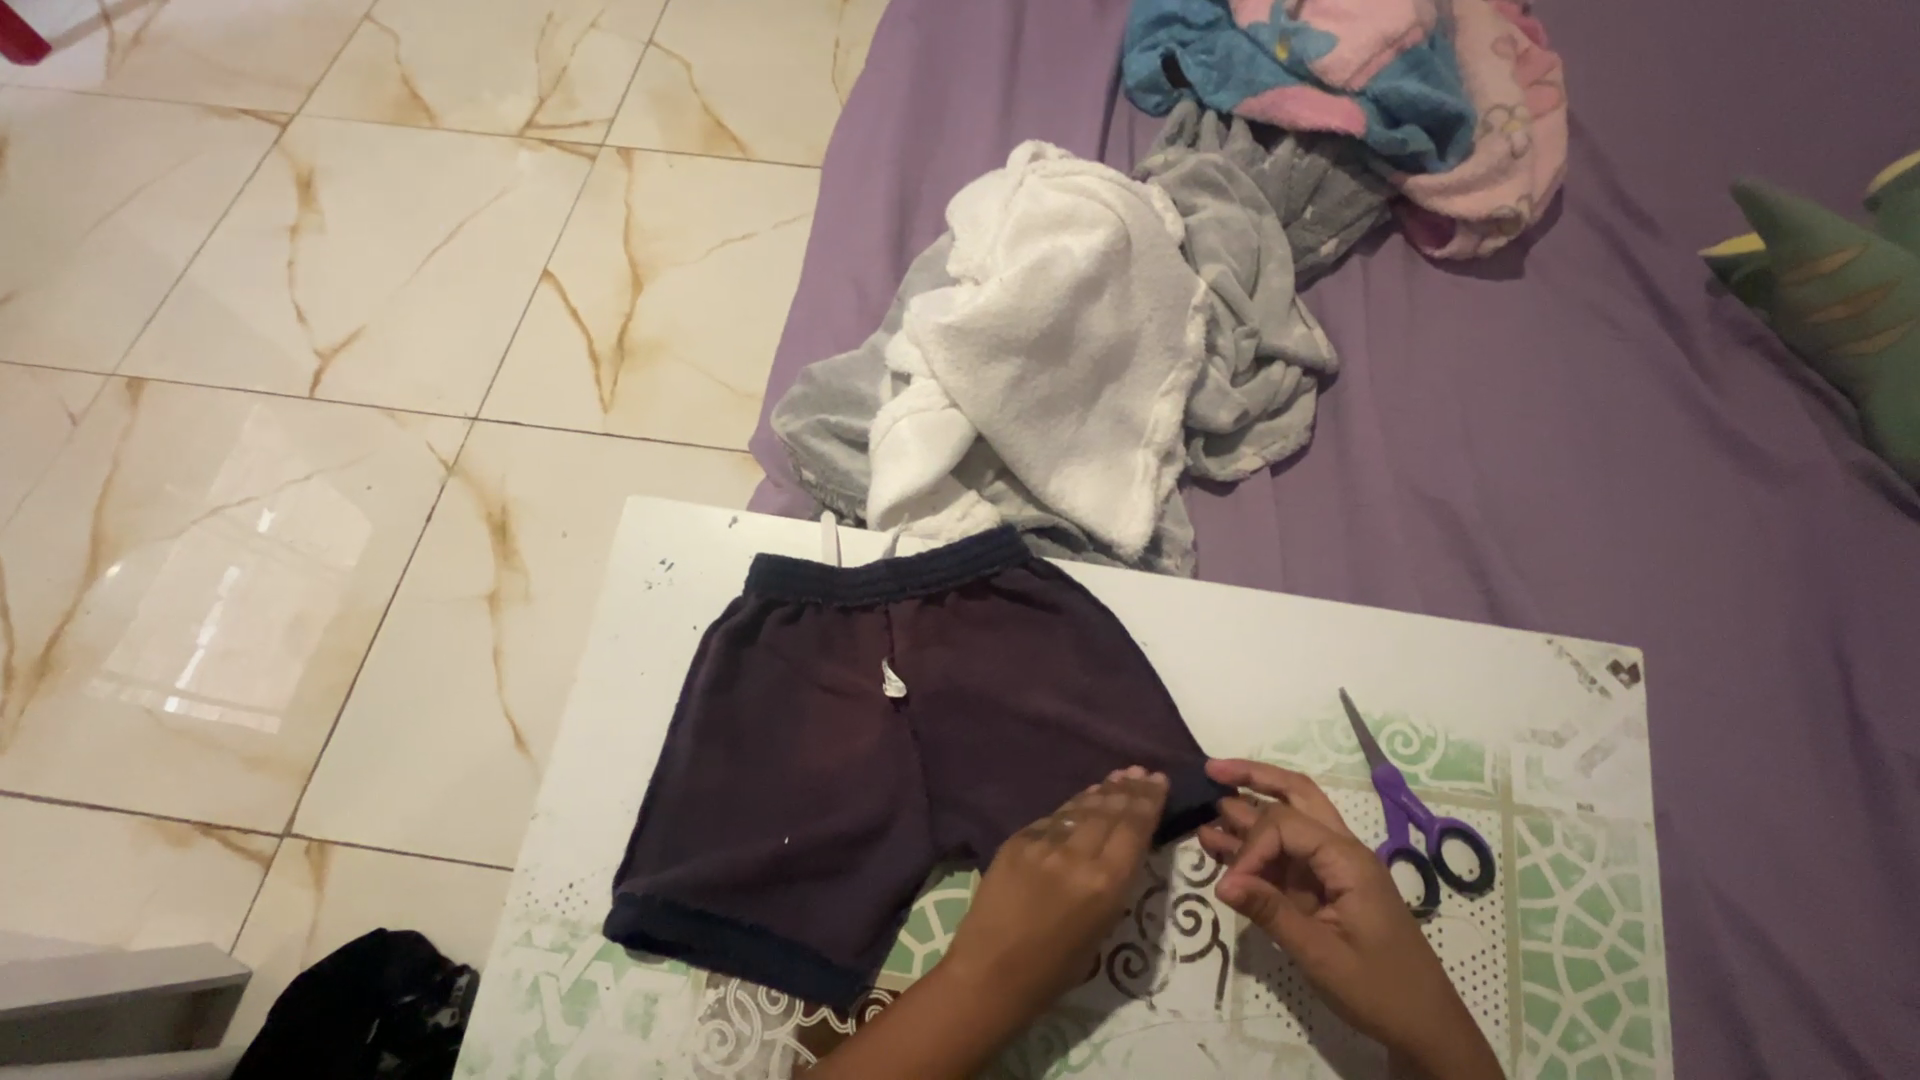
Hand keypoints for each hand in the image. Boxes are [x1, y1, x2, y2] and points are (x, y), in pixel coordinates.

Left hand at [810, 768, 1169, 1079]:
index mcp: (1106, 883)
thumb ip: (1112, 884)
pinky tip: (1079, 802)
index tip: (1159, 779)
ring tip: (1118, 777)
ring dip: (1101, 792)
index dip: (1148, 800)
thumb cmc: (1054, 970)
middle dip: (1128, 789)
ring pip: (1079, 809)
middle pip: (1109, 811)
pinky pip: (1051, 820)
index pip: (1133, 828)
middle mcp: (1077, 855)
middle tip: (1142, 772)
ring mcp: (1043, 844)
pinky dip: (1070, 808)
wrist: (990, 972)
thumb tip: (1119, 850)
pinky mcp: (1016, 841)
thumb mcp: (1101, 930)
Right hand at [1200, 760, 1502, 1079]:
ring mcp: (1334, 868)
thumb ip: (1271, 913)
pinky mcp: (1325, 887)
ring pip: (1290, 819)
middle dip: (1254, 776)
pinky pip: (1287, 854)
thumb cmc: (1380, 990)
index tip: (1231, 886)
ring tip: (1206, 803)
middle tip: (1211, 768)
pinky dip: (1255, 846)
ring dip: (1250, 809)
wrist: (1426, 1027)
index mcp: (1347, 860)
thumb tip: (1223, 884)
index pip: (1283, 825)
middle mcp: (1342, 851)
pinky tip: (1221, 842)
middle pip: (1295, 794)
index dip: (1249, 847)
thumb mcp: (1322, 956)